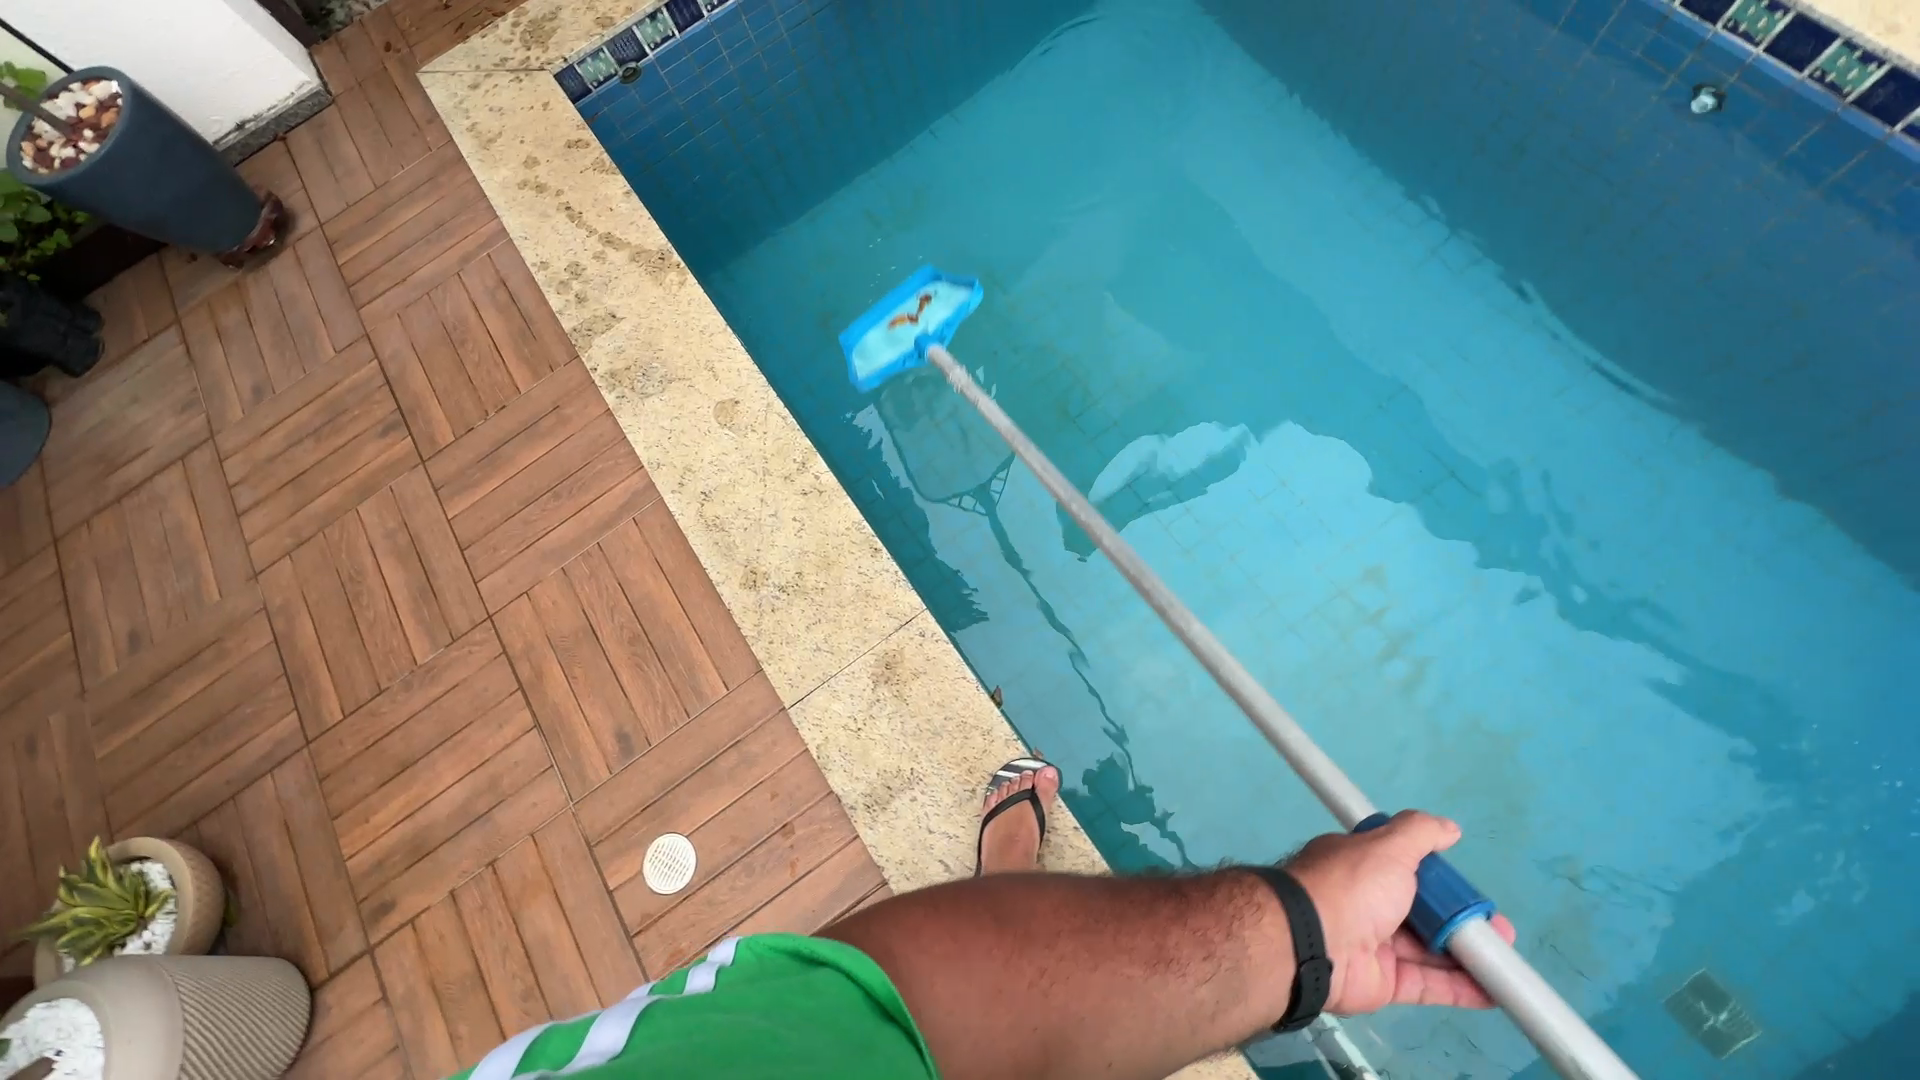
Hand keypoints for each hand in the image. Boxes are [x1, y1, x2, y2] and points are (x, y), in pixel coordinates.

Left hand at [1283, 810, 1516, 1014]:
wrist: (1314, 942)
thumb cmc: (1351, 885)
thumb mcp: (1387, 846)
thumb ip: (1418, 833)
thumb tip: (1448, 827)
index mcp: (1359, 865)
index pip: (1402, 868)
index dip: (1436, 879)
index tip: (1465, 889)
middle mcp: (1364, 902)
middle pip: (1420, 912)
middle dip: (1460, 920)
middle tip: (1499, 930)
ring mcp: (1373, 944)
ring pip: (1428, 949)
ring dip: (1467, 953)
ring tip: (1505, 956)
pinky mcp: (1383, 983)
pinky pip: (1429, 984)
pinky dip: (1462, 988)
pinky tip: (1496, 990)